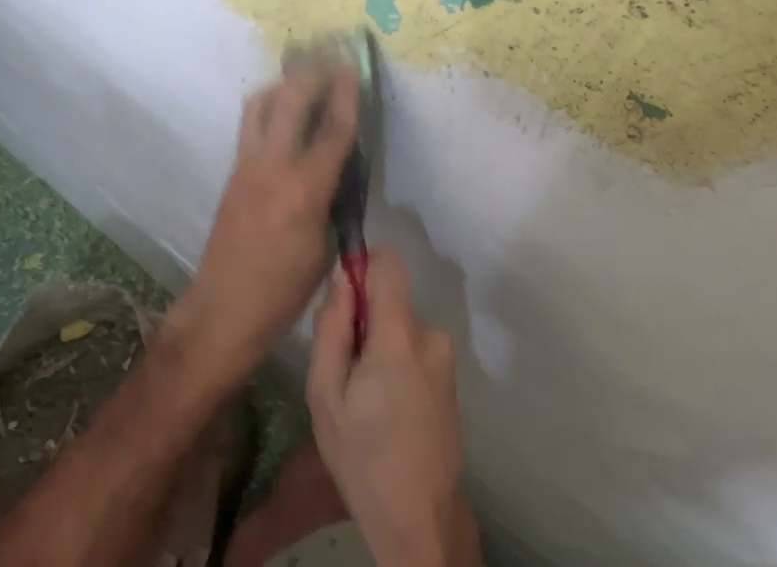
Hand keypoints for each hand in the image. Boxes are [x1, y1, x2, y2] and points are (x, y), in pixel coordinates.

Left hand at [169, 65, 358, 386]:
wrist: (224, 307)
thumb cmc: (285, 290)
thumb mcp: (323, 246)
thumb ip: (333, 199)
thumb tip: (339, 167)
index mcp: (304, 191)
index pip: (332, 130)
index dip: (346, 94)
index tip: (353, 66)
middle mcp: (272, 167)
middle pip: (290, 100)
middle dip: (312, 73)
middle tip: (330, 56)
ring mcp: (247, 166)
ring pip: (260, 104)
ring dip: (284, 84)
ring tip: (304, 78)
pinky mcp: (232, 173)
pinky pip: (250, 125)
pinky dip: (269, 107)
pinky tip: (284, 113)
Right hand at [307, 250, 479, 566]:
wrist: (418, 512)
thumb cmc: (362, 455)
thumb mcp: (325, 394)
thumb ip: (330, 329)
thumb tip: (342, 279)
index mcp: (400, 334)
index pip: (388, 263)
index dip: (361, 267)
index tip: (341, 300)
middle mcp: (431, 334)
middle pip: (389, 302)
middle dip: (362, 324)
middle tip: (342, 374)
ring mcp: (446, 357)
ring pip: (399, 329)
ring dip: (378, 349)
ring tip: (362, 399)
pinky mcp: (450, 376)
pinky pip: (414, 350)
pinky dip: (395, 365)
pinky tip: (383, 408)